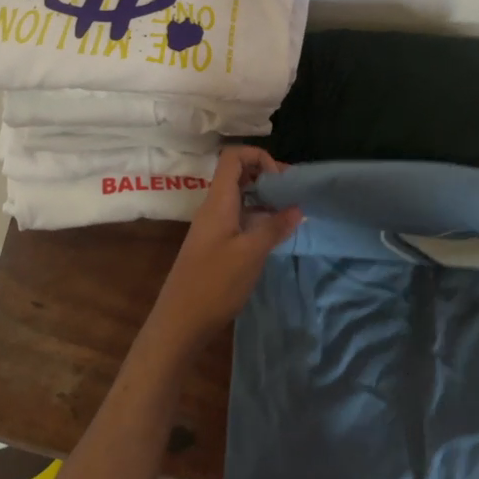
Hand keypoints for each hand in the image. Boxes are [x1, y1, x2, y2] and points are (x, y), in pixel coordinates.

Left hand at [145, 146, 301, 349]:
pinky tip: (275, 234)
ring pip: (240, 198)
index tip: (281, 179)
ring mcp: (213, 227)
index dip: (259, 157)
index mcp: (218, 201)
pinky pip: (239, 218)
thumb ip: (274, 227)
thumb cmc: (215, 283)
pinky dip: (258, 218)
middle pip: (238, 175)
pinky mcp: (216, 245)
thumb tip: (298, 207)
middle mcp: (214, 207)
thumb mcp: (251, 253)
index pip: (233, 157)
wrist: (180, 321)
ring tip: (291, 213)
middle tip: (293, 194)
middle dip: (267, 176)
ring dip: (264, 199)